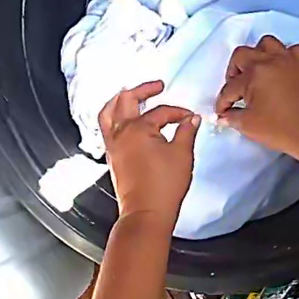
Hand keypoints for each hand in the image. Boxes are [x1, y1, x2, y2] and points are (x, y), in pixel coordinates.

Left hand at [100, 81, 198, 225]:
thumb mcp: (182, 154)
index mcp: (138, 129)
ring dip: (119, 100)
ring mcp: (113, 146)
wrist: (146, 212)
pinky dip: (113, 118)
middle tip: (156, 86)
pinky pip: (106, 129)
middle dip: (142, 90)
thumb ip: (186, 131)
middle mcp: (121, 133)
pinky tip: (123, 121)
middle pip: (126, 100)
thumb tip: (191, 119)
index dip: (177, 112)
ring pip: (108, 113)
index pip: (160, 112)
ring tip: (129, 95)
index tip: (189, 118)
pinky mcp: (112, 158)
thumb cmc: (163, 186)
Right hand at [213, 35, 298, 157]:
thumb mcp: (249, 126)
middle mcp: (269, 61)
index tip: (223, 110)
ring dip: (256, 55)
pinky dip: (284, 55)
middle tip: (234, 88)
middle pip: (241, 56)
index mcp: (253, 75)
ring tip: (255, 70)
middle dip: (233, 72)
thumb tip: (226, 116)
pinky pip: (291, 50)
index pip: (229, 87)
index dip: (223, 102)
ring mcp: (288, 60)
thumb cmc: (286, 129)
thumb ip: (233, 118)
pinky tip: (280, 67)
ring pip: (266, 44)